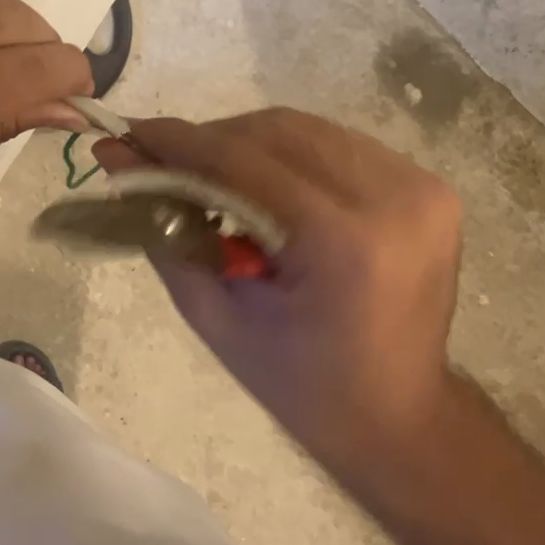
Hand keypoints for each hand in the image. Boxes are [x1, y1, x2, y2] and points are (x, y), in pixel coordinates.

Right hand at [94, 109, 461, 468]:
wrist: (398, 415)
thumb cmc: (297, 381)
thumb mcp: (213, 313)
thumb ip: (162, 227)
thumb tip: (116, 159)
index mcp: (345, 243)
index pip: (242, 161)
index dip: (177, 142)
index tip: (125, 135)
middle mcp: (395, 200)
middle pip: (274, 132)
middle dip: (208, 141)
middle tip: (161, 162)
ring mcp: (420, 188)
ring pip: (303, 129)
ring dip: (244, 142)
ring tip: (207, 175)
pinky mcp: (427, 185)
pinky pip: (333, 143)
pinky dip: (284, 153)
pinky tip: (260, 184)